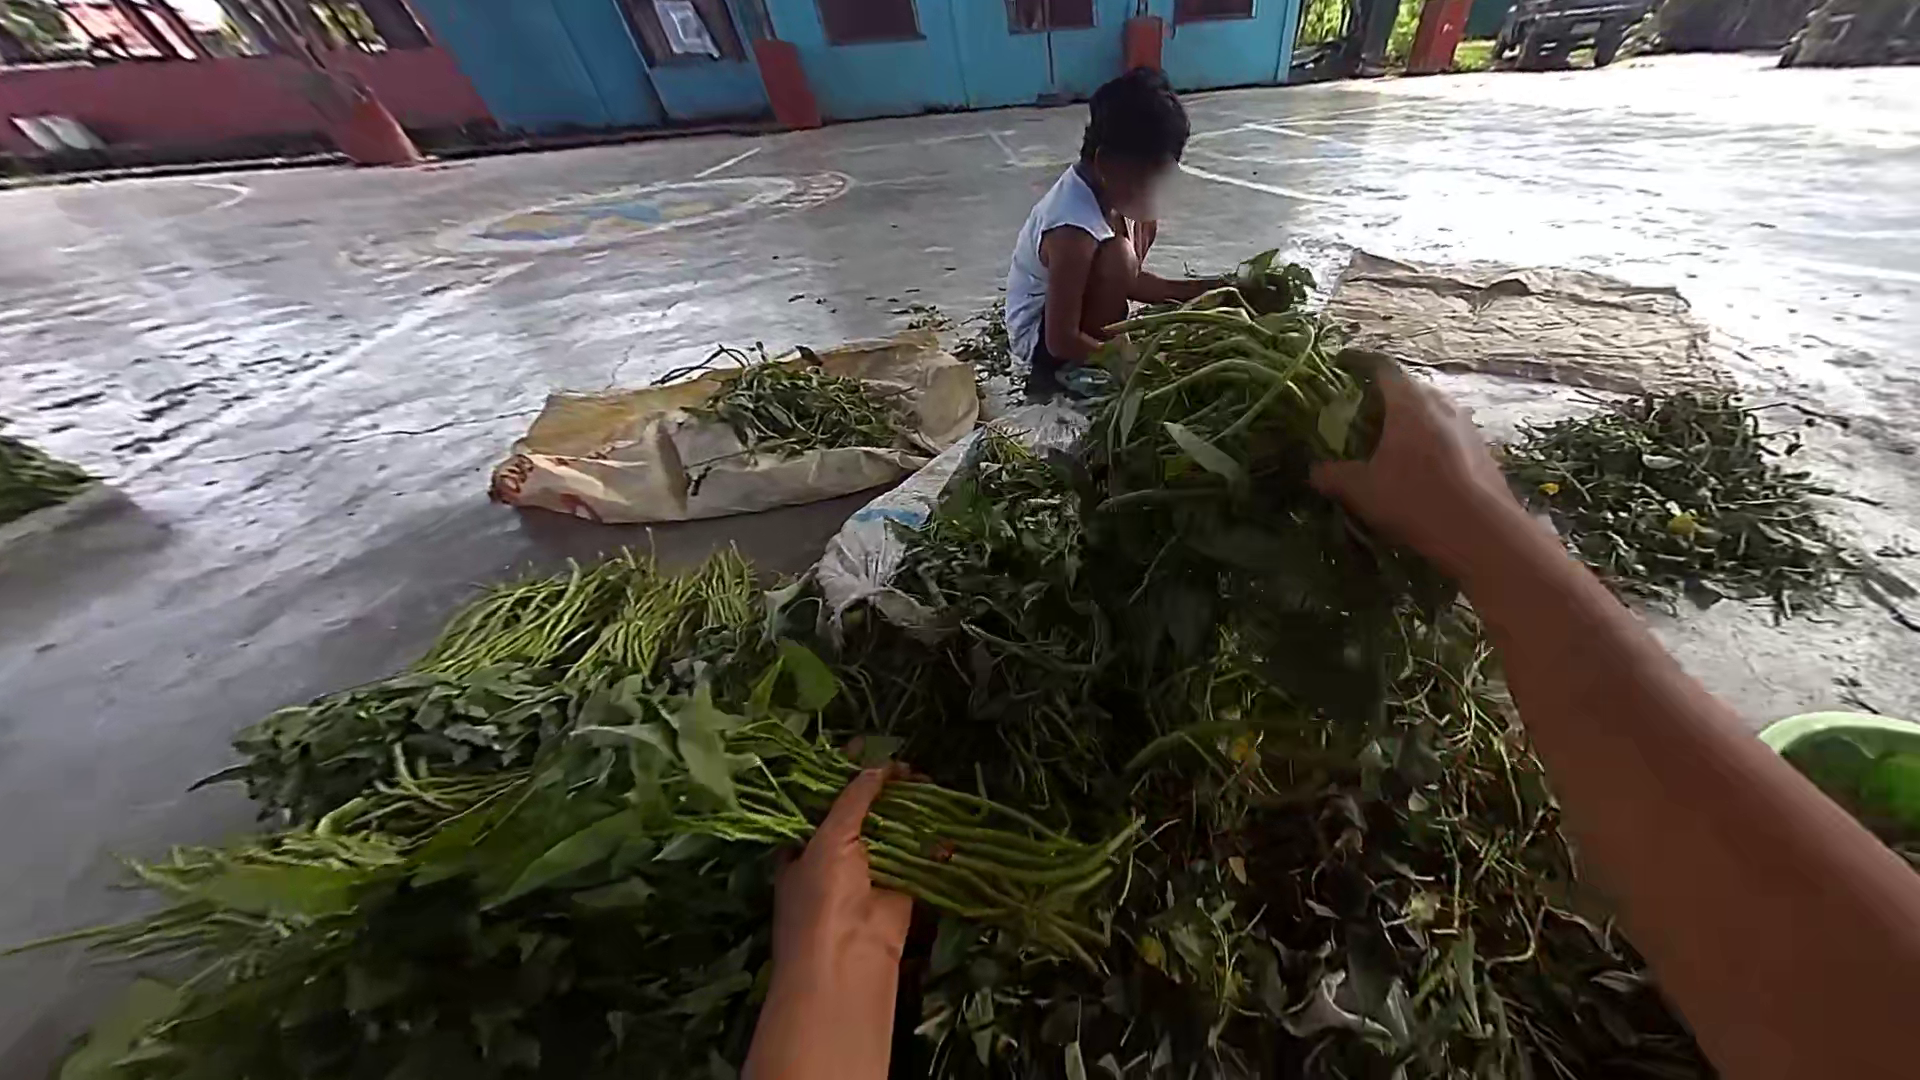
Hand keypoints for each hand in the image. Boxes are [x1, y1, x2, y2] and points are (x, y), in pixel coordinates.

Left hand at [745, 767, 911, 1079]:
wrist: (846, 963)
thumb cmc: (822, 895)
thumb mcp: (830, 837)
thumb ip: (854, 797)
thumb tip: (878, 766)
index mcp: (805, 845)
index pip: (824, 798)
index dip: (842, 773)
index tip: (863, 747)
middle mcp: (834, 856)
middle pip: (860, 812)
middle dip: (880, 788)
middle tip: (902, 763)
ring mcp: (868, 873)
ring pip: (889, 830)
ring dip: (906, 806)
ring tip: (923, 778)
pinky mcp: (899, 888)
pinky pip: (914, 855)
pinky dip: (927, 837)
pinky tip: (939, 811)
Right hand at [1309, 351, 1532, 581]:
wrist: (1481, 532)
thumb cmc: (1414, 499)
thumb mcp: (1358, 488)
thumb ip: (1331, 474)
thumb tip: (1314, 470)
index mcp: (1410, 406)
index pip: (1383, 369)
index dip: (1359, 362)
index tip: (1340, 363)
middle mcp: (1442, 407)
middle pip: (1407, 388)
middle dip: (1379, 394)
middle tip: (1353, 408)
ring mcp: (1466, 428)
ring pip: (1428, 410)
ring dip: (1403, 417)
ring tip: (1379, 436)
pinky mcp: (1478, 450)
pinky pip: (1442, 432)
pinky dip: (1420, 438)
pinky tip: (1407, 463)